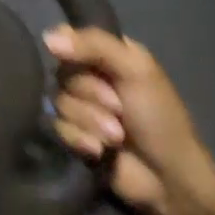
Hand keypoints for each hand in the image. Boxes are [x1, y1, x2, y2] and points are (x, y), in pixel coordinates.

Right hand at [47, 26, 214, 214]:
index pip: (70, 41)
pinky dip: (79, 139)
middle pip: (63, 75)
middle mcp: (93, 77)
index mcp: (109, 55)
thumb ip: (94, 46)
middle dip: (91, 97)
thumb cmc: (159, 117)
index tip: (97, 71)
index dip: (76, 57)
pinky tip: (99, 151)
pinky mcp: (75, 136)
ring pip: (59, 103)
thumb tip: (46, 37)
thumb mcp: (136, 70)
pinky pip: (57, 128)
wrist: (168, 177)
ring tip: (116, 137)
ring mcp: (84, 109)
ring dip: (89, 122)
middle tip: (120, 111)